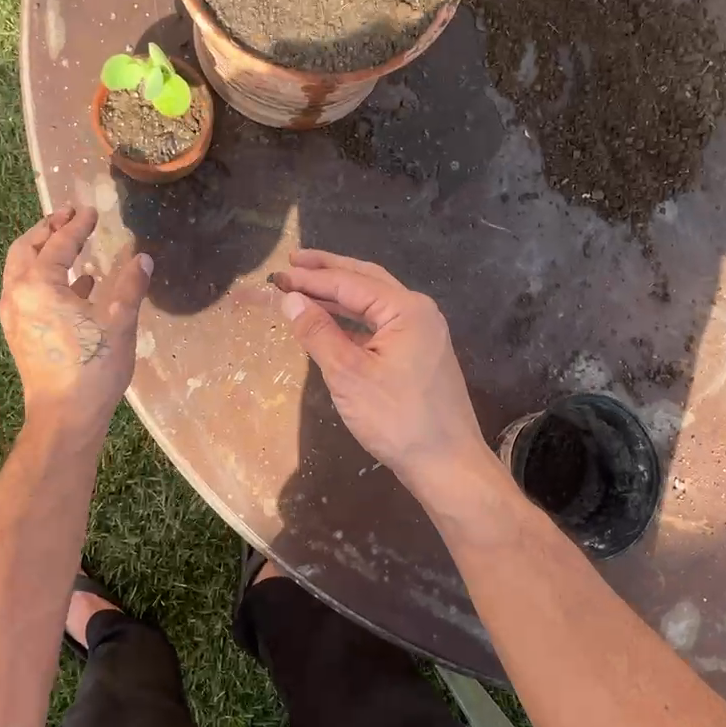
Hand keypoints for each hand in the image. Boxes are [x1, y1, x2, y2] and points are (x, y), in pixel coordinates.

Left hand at [0, 206, 151, 432]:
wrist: (64, 417)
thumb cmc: (93, 367)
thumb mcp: (119, 322)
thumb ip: (130, 286)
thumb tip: (142, 260)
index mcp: (39, 284)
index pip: (58, 243)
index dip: (76, 224)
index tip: (90, 210)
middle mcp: (17, 294)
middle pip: (25, 249)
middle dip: (47, 230)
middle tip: (67, 216)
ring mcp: (13, 316)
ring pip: (21, 271)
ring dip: (42, 253)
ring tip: (68, 244)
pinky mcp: (18, 334)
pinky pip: (27, 292)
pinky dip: (45, 279)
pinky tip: (77, 285)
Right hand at [273, 250, 499, 502]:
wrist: (447, 464)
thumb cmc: (397, 418)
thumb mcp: (349, 375)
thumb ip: (318, 333)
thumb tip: (290, 299)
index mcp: (406, 309)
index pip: (349, 283)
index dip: (311, 278)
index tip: (278, 273)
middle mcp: (418, 312)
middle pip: (366, 280)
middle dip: (329, 271)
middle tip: (293, 262)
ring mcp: (422, 333)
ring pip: (374, 302)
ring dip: (339, 295)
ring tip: (305, 287)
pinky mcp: (419, 354)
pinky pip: (380, 324)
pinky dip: (353, 319)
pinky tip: (331, 323)